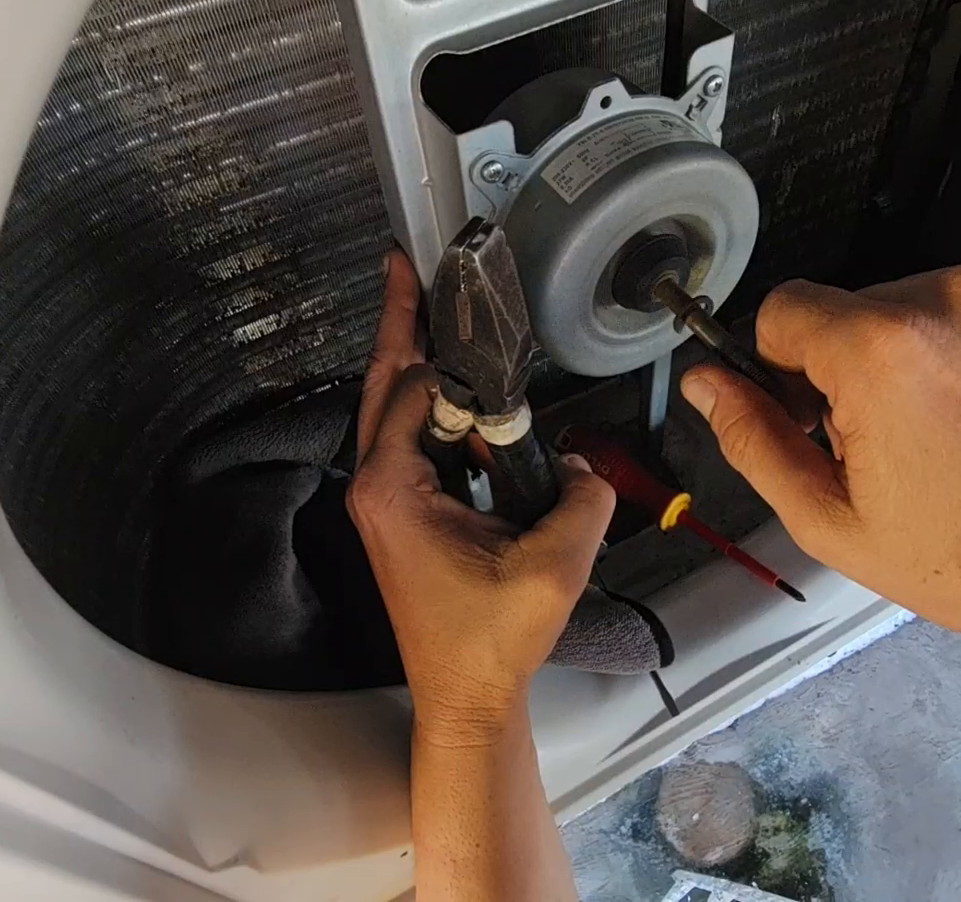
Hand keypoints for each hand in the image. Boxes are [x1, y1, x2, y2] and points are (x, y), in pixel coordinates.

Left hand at [347, 251, 614, 743]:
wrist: (466, 695)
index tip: (444, 285)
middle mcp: (377, 485)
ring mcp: (386, 499)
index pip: (412, 392)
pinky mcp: (402, 512)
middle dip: (398, 323)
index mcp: (393, 489)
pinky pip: (414, 440)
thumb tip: (584, 460)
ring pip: (396, 411)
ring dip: (417, 361)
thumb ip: (583, 498)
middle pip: (385, 386)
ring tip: (436, 308)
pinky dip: (435, 405)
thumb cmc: (495, 639)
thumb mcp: (553, 566)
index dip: (439, 345)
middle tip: (406, 264)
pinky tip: (463, 386)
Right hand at [680, 260, 960, 677]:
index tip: (829, 410)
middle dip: (868, 360)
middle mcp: (960, 293)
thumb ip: (752, 439)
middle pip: (865, 303)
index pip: (786, 307)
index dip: (792, 363)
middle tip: (916, 436)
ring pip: (941, 295)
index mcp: (882, 352)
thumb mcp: (834, 523)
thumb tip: (705, 380)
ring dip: (942, 346)